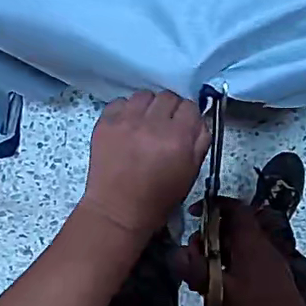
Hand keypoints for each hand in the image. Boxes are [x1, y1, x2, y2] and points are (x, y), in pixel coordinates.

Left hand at [78, 91, 209, 237]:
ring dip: (148, 107)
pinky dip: (126, 110)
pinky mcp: (105, 122)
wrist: (117, 209)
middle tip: (164, 126)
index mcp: (177, 138)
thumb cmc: (158, 197)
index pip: (190, 106)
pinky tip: (127, 126)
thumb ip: (200, 141)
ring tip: (144, 124)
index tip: (183, 125)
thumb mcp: (191, 172)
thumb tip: (198, 118)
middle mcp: (152, 124)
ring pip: (144, 95)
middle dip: (169, 109)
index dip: (188, 116)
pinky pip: (120, 102)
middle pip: (168, 97)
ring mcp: (126, 120)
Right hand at [176, 197, 305, 305]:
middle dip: (206, 239)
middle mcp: (261, 248)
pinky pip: (242, 266)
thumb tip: (174, 253)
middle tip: (190, 259)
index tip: (193, 214)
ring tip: (198, 282)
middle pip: (230, 230)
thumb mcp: (221, 292)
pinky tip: (214, 296)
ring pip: (234, 250)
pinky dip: (225, 272)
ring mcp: (267, 266)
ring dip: (214, 259)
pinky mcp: (268, 283)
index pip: (234, 208)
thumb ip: (196, 270)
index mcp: (252, 242)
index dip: (213, 205)